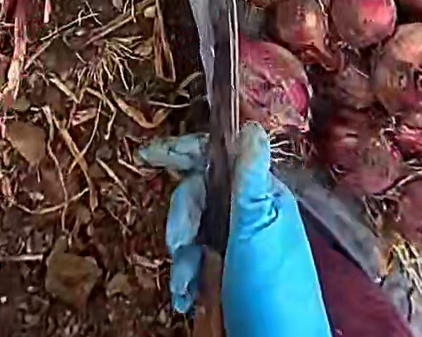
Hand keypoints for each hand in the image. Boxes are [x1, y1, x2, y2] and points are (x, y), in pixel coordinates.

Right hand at [140, 125, 332, 336]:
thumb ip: (250, 176)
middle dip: (182, 214)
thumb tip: (251, 125)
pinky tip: (188, 297)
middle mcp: (247, 213)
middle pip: (199, 192)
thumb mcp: (257, 227)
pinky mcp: (223, 276)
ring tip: (188, 283)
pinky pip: (193, 262)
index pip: (219, 156)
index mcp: (260, 194)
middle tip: (179, 242)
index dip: (184, 151)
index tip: (149, 154)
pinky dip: (184, 277)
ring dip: (182, 253)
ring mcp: (235, 246)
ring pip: (192, 228)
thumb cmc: (272, 288)